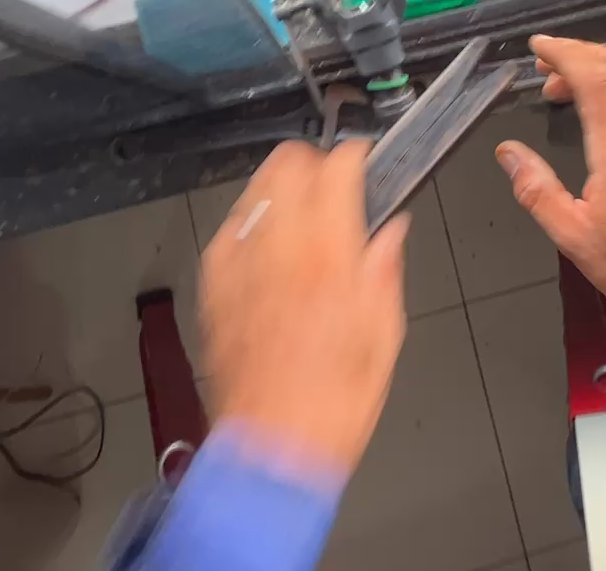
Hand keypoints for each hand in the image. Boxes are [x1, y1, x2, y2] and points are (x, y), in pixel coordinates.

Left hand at [201, 140, 410, 474]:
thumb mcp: (384, 333)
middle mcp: (280, 249)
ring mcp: (241, 263)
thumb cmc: (332, 401)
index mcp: (329, 258)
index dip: (354, 154)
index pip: (337, 169)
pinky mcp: (215, 283)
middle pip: (287, 163)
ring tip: (301, 205)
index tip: (362, 161)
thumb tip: (390, 230)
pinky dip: (253, 219)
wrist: (271, 451)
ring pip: (255, 186)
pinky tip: (267, 239)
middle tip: (332, 181)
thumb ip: (385, 269)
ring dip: (282, 183)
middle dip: (314, 159)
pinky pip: (230, 226)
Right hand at [495, 34, 605, 327]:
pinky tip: (596, 108)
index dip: (565, 53)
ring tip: (561, 87)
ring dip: (597, 68)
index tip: (538, 47)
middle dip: (578, 52)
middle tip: (543, 64)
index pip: (596, 77)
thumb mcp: (572, 236)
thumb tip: (508, 152)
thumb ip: (536, 189)